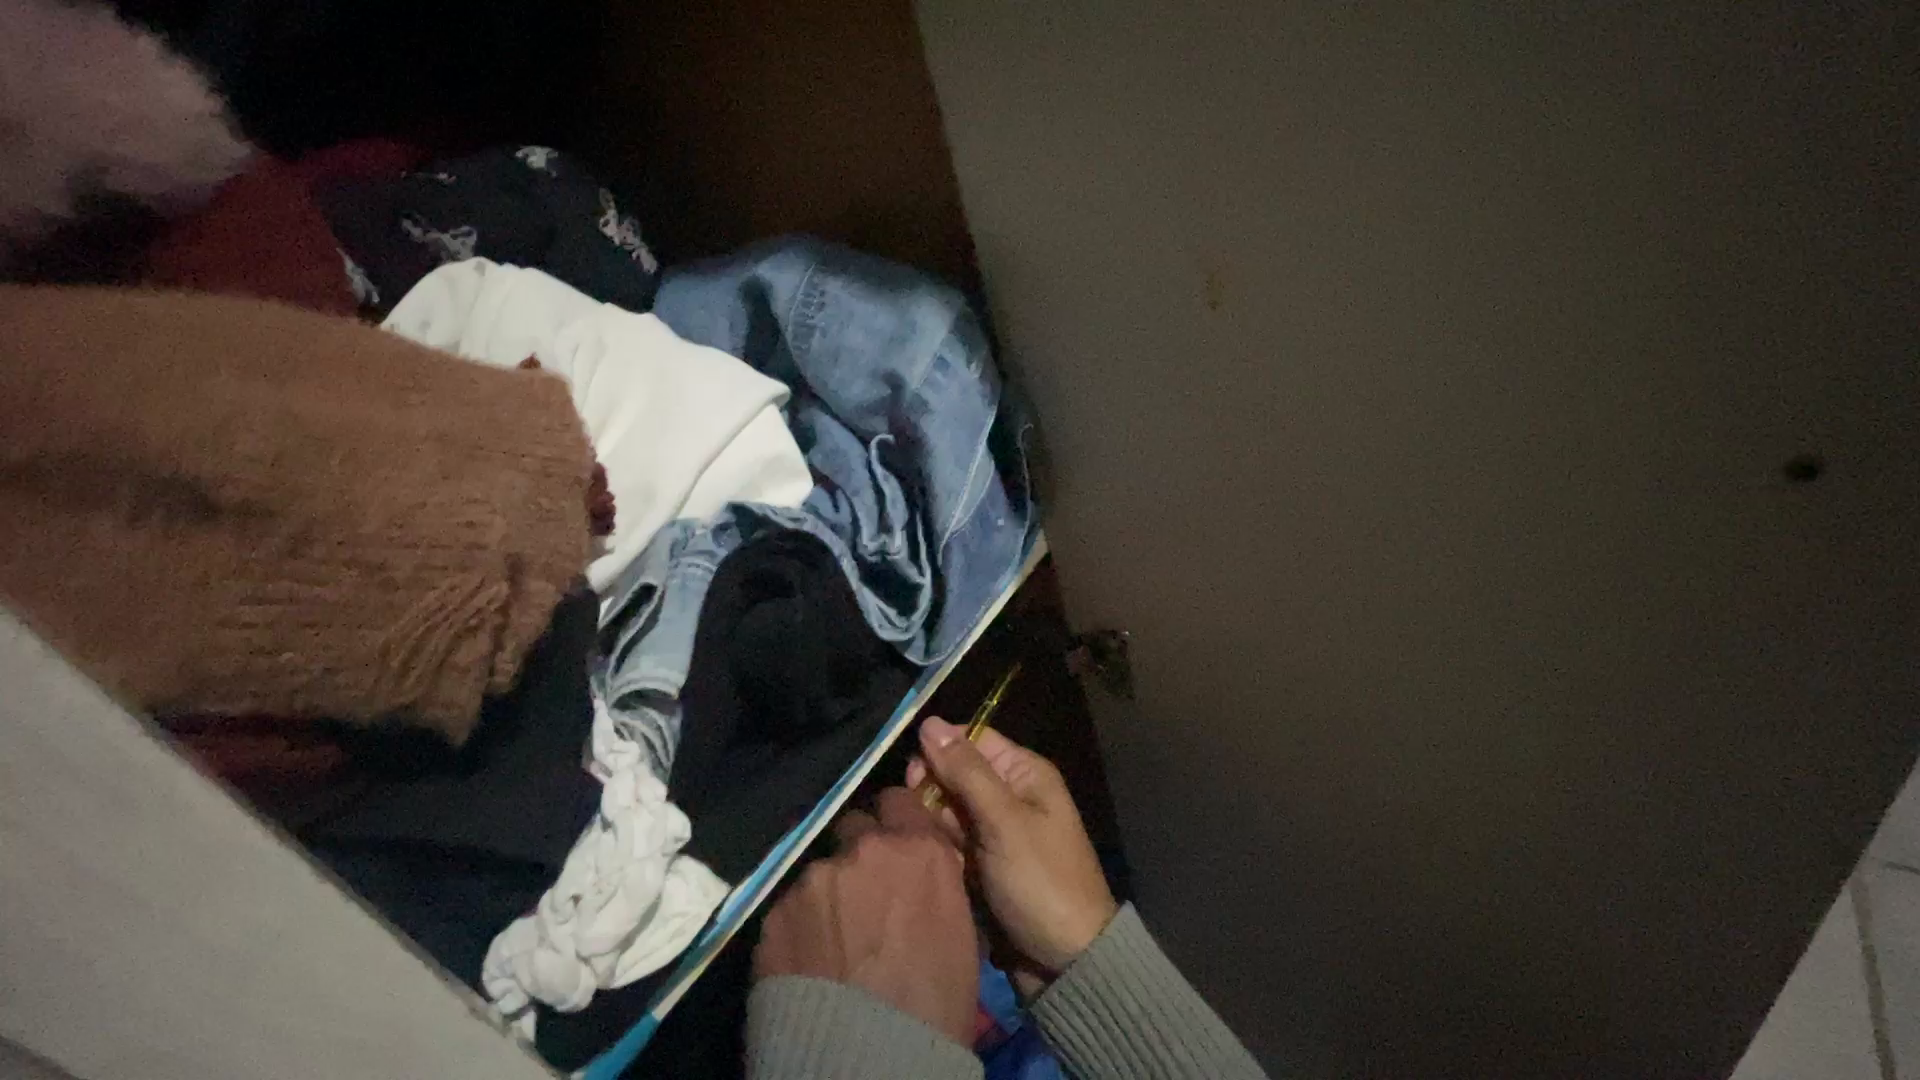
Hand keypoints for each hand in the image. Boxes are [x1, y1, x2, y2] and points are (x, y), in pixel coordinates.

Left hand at [753, 787, 979, 1044]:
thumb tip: (921, 872)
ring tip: (832, 938)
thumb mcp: (959, 929)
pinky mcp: (777, 911)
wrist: (871, 1061)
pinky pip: (792, 905)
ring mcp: (816, 877)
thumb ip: (935, 881)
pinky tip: (809, 959)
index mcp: (919, 849)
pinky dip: (801, 924)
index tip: (895, 842)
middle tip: (864, 895)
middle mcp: (865, 849)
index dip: (896, 821)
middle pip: (855, 827)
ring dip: (829, 892)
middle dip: (860, 852)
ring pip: (821, 869)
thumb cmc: (936, 1004)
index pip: (899, 799)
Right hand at [908, 717, 1118, 994]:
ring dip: (930, 821)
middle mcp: (1009, 795)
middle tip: (914, 815)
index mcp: (1024, 774)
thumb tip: (929, 722)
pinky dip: (937, 846)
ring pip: (947, 808)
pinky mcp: (981, 863)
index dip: (939, 749)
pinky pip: (950, 841)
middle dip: (930, 789)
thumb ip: (965, 771)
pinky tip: (922, 858)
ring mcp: (994, 831)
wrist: (1065, 962)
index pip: (972, 740)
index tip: (912, 774)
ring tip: (916, 840)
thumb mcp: (1004, 820)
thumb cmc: (1040, 881)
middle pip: (955, 773)